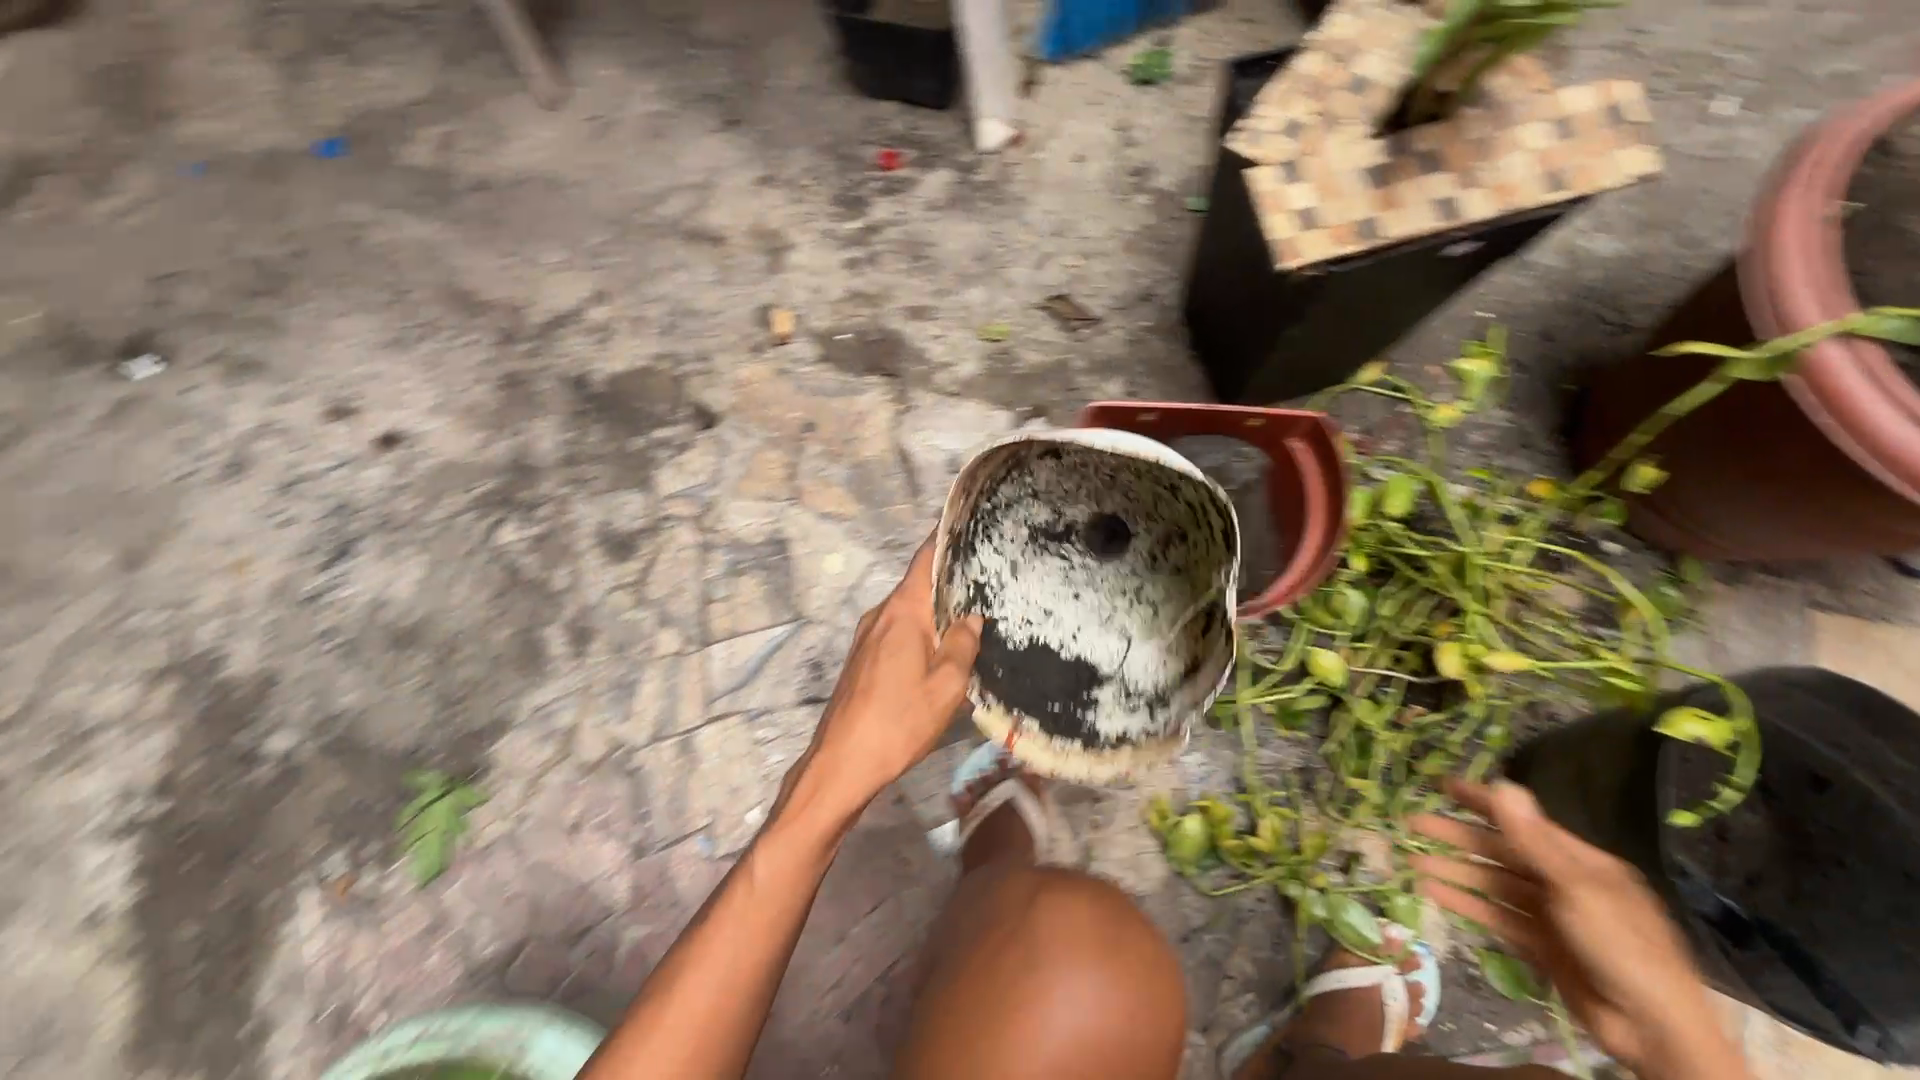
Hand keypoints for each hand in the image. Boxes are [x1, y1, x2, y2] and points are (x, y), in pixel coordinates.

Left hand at [774, 540, 983, 831]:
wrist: (841, 763)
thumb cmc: (899, 721)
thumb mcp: (947, 686)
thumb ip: (962, 645)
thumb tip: (971, 618)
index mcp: (901, 612)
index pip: (925, 559)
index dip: (946, 538)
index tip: (970, 522)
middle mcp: (880, 616)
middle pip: (918, 585)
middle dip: (950, 579)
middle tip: (990, 575)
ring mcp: (866, 638)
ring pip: (909, 612)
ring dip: (937, 610)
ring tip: (974, 613)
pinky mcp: (862, 661)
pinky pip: (898, 632)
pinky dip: (922, 631)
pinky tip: (943, 648)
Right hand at [1411, 779, 1747, 1079]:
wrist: (1653, 1028)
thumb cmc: (1622, 948)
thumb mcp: (1576, 888)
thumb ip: (1532, 839)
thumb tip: (1502, 786)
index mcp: (1581, 862)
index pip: (1523, 822)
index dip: (1483, 802)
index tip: (1443, 785)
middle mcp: (1564, 882)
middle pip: (1502, 852)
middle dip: (1458, 837)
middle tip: (1413, 824)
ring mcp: (1550, 915)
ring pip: (1493, 884)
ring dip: (1455, 871)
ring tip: (1412, 862)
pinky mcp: (1539, 945)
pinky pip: (1495, 916)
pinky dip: (1465, 904)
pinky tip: (1433, 893)